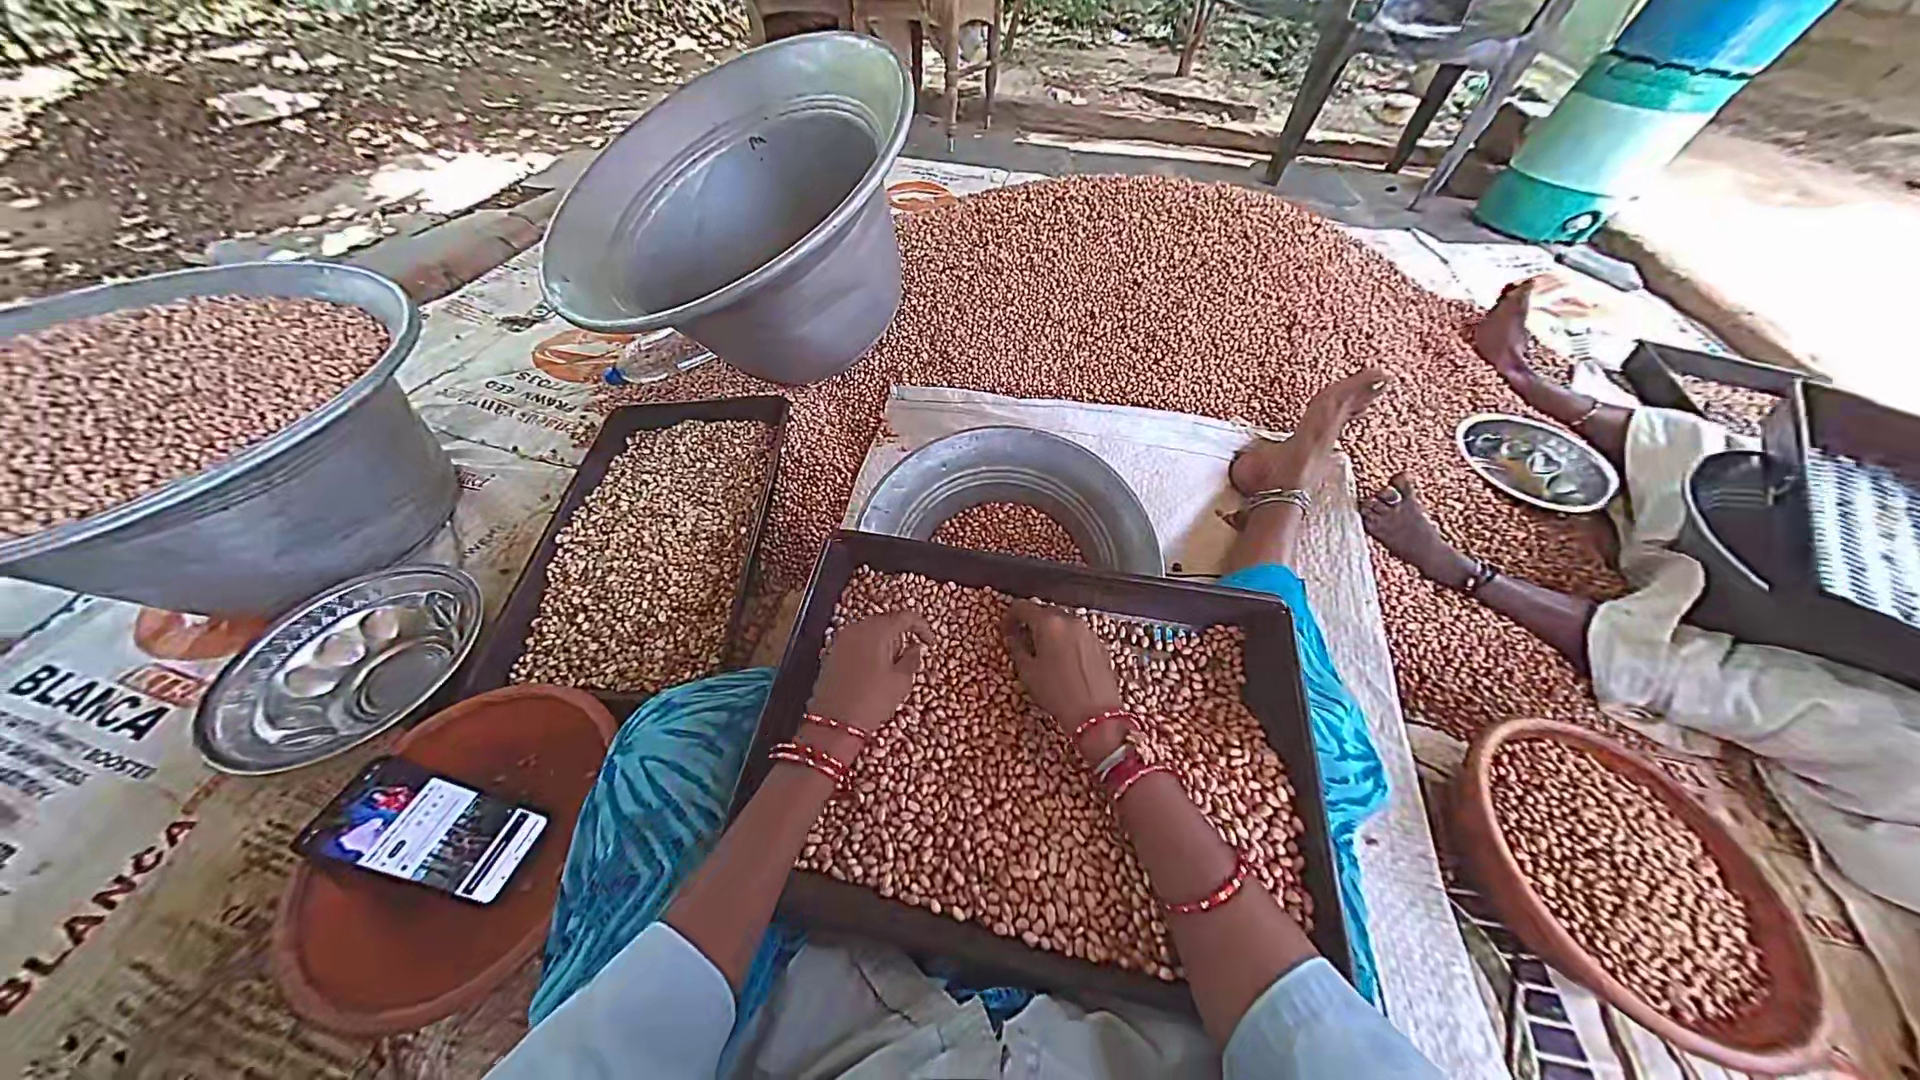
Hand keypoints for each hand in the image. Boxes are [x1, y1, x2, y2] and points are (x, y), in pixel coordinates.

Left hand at [808, 609, 932, 734]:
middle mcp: (856, 629)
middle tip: (910, 659)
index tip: (930, 642)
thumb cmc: (871, 701)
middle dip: (901, 637)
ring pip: (870, 635)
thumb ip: (912, 659)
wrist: (832, 724)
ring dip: (884, 646)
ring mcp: (841, 641)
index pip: (905, 617)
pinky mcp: (831, 655)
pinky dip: (869, 653)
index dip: (922, 627)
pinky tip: (873, 675)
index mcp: (877, 630)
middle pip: (886, 623)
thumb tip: (915, 648)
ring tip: (891, 671)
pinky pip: (856, 646)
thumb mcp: (901, 681)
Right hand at [1002, 600, 1121, 740]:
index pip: (1023, 607)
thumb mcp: (1028, 672)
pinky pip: (1077, 634)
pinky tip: (1062, 659)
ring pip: (1063, 622)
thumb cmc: (1057, 692)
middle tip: (1022, 640)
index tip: (1006, 629)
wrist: (1096, 714)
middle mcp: (1070, 620)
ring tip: (1042, 651)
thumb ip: (1017, 648)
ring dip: (1050, 631)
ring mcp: (1088, 631)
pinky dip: (1065, 640)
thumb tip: (1013, 637)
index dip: (1010, 616)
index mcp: (1049, 623)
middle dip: (1031, 622)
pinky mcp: (1099, 644)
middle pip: (1045, 611)